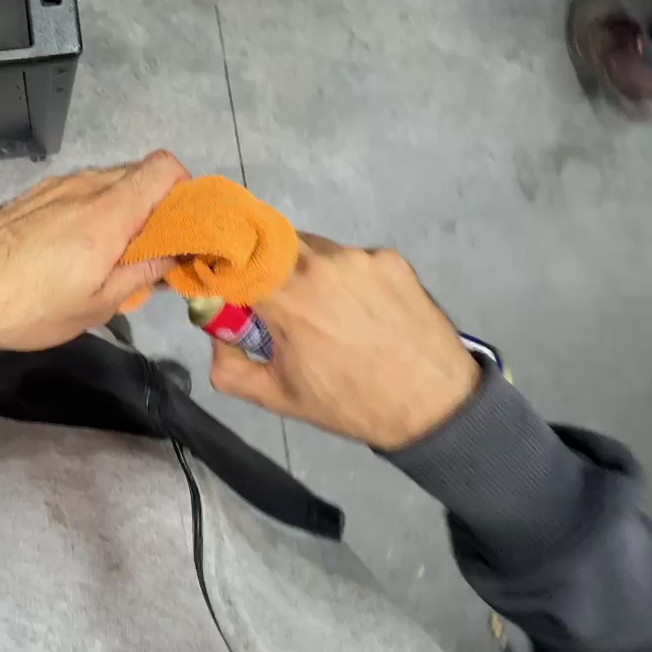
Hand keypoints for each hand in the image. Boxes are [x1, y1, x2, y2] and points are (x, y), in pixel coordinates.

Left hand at [0, 151, 188, 351]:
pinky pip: (83, 191)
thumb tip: (179, 252)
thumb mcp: (96, 305)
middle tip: (157, 250)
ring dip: (127, 211)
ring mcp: (57, 186)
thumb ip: (143, 273)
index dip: (185, 190)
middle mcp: (85, 185)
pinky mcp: (36, 194)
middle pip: (141, 175)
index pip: (164, 167)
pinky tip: (83, 249)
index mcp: (108, 211)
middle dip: (159, 207)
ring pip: (111, 183)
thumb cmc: (28, 306)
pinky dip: (98, 211)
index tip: (186, 228)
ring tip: (118, 255)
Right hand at [209, 233, 480, 450]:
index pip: (231, 257)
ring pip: (310, 247)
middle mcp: (317, 263)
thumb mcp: (276, 397)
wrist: (438, 408)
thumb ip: (226, 366)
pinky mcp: (389, 257)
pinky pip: (350, 256)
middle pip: (268, 244)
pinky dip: (345, 276)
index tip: (224, 284)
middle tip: (276, 300)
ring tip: (326, 308)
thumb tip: (213, 333)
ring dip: (304, 268)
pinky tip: (362, 308)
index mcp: (284, 296)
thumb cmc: (349, 403)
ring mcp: (357, 256)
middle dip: (263, 265)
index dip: (223, 267)